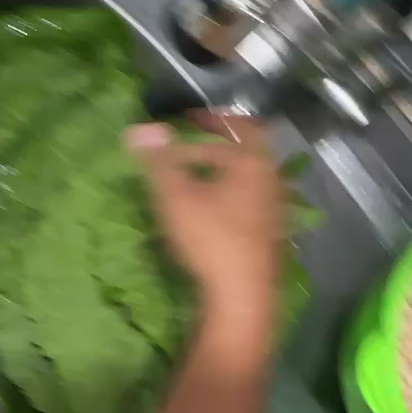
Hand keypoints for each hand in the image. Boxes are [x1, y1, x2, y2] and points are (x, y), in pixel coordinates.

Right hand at [127, 111, 284, 330]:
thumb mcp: (175, 196)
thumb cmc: (210, 238)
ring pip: (249, 178)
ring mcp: (273, 208)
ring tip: (197, 178)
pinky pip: (249, 200)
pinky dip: (229, 195)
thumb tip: (138, 129)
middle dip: (218, 145)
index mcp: (252, 163)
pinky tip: (211, 211)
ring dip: (224, 172)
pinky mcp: (269, 233)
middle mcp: (270, 179)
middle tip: (190, 148)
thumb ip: (157, 162)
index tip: (189, 120)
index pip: (238, 127)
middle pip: (247, 151)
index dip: (213, 119)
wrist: (242, 293)